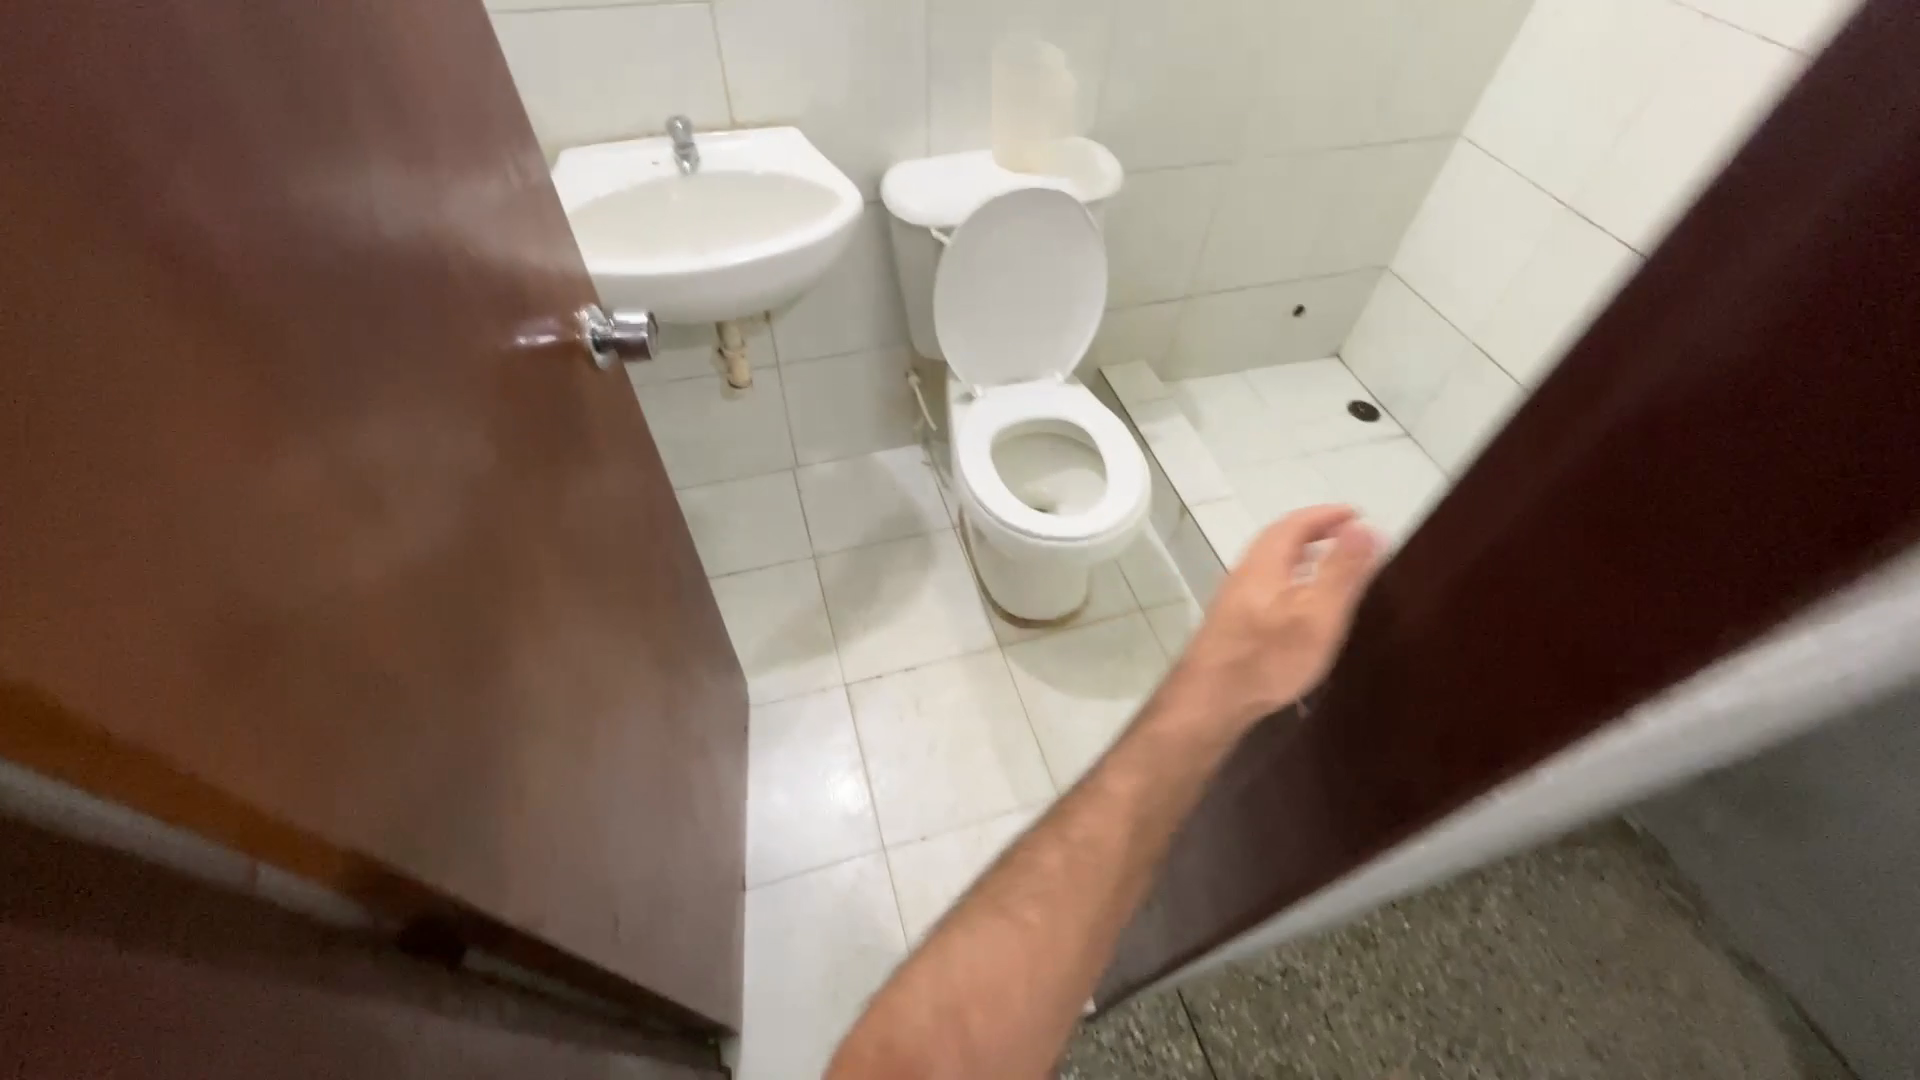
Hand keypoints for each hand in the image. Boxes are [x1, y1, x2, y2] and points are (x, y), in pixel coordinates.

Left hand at [1161, 505, 1379, 738]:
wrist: (1208, 700)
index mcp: (1263, 564)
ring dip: (1301, 557)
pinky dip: (1290, 581)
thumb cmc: (1266, 657)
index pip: (1294, 524)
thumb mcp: (1316, 615)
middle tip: (1347, 536)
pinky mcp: (1231, 625)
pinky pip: (1266, 587)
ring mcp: (1233, 601)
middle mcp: (1244, 575)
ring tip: (1330, 566)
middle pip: (1278, 541)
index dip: (1326, 515)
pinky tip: (1301, 607)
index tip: (1357, 514)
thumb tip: (1364, 527)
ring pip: (1270, 565)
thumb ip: (1341, 571)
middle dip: (1313, 532)